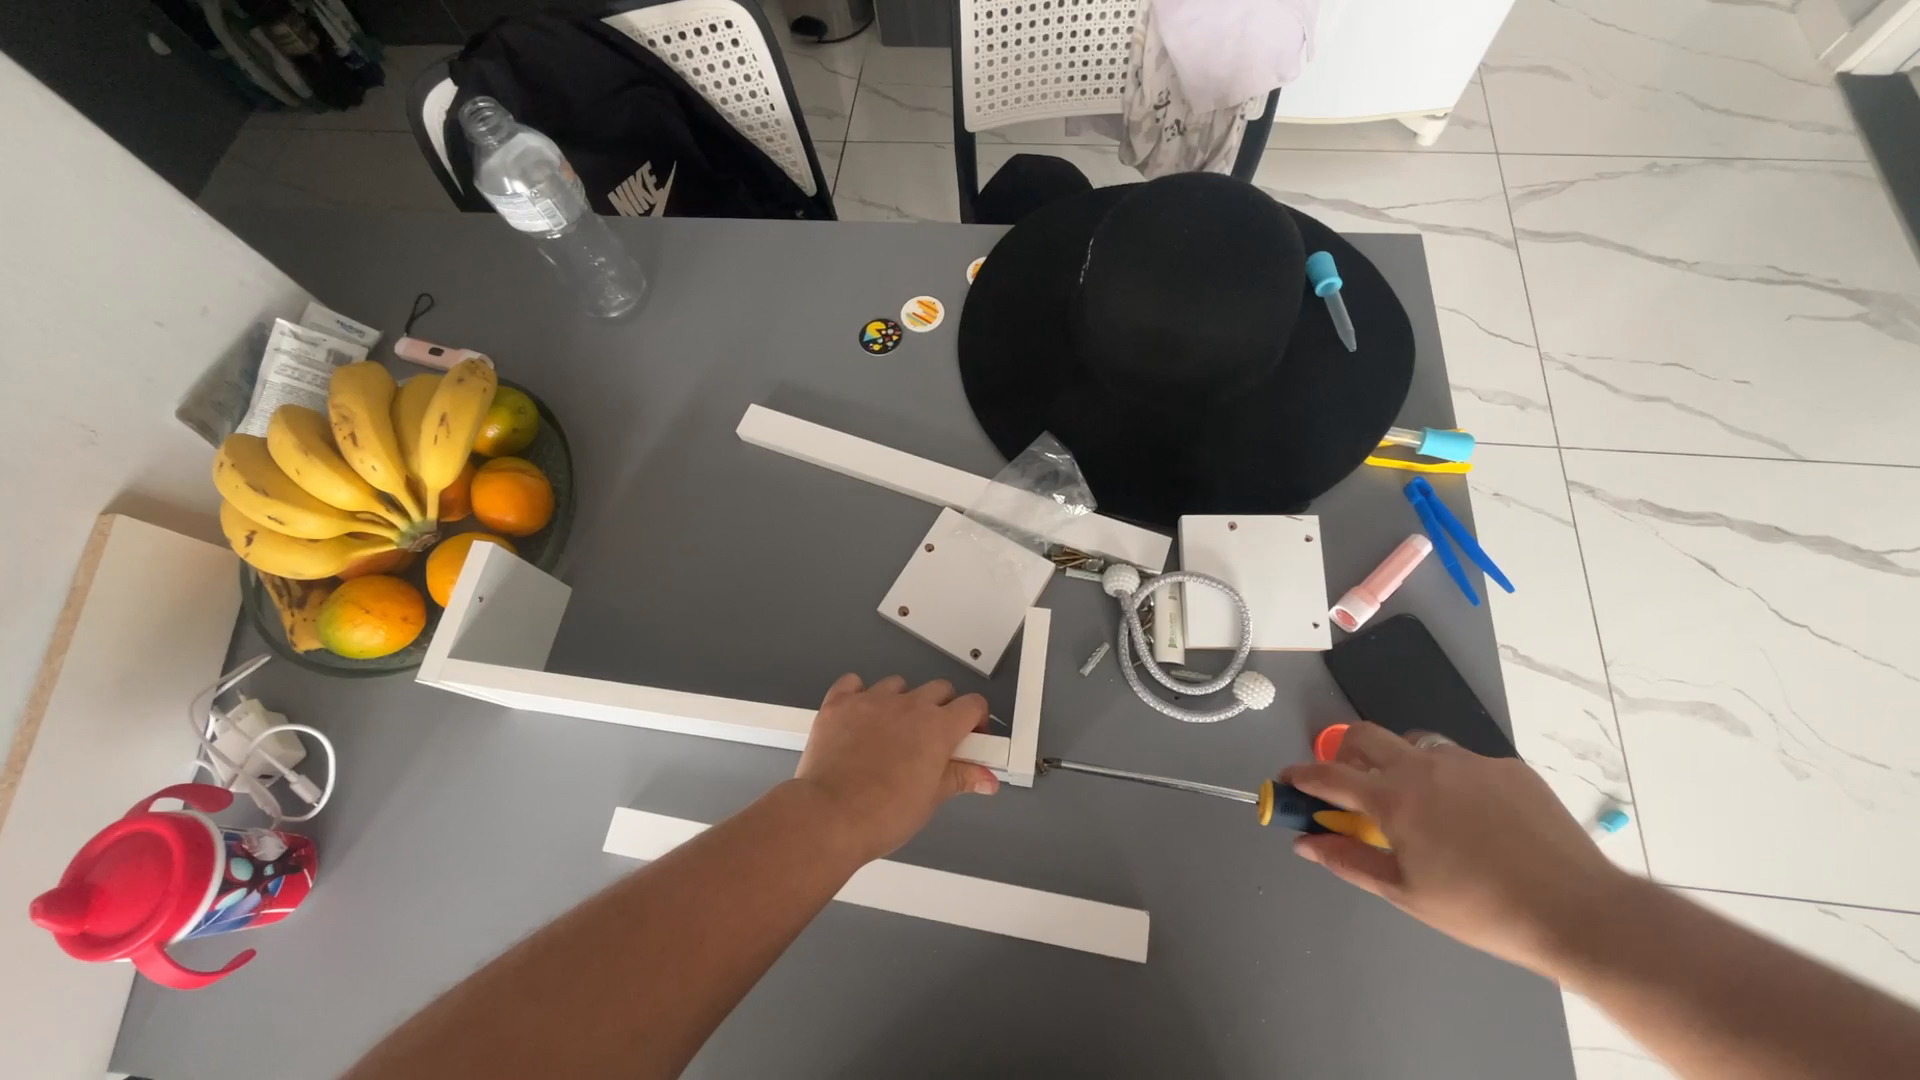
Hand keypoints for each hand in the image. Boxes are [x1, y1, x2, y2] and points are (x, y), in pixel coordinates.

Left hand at [791, 674, 999, 863]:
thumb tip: (985, 778)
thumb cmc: (882, 814)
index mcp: (938, 728)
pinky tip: (858, 716)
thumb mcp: (931, 799)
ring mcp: (872, 701)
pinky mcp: (839, 704)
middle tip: (934, 737)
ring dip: (901, 701)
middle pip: (939, 689)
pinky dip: (858, 694)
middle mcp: (908, 706)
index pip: (972, 705)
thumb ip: (960, 778)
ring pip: (897, 685)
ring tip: (892, 731)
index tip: (971, 734)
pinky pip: (853, 683)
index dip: (976, 719)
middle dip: (942, 708)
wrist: (830, 817)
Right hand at [1282, 722, 1639, 976]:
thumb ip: (1348, 860)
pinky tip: (1476, 820)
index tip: (1287, 779)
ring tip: (1420, 806)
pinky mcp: (1508, 767)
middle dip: (1343, 751)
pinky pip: (1465, 764)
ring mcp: (1470, 762)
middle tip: (1347, 781)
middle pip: (1365, 736)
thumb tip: (1304, 841)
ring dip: (1401, 765)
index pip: (1328, 775)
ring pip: (1418, 746)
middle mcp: (1426, 767)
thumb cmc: (1482, 910)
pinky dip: (1452, 782)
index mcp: (1395, 799)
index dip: (1301, 775)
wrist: (1581, 911)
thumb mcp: (1406, 893)